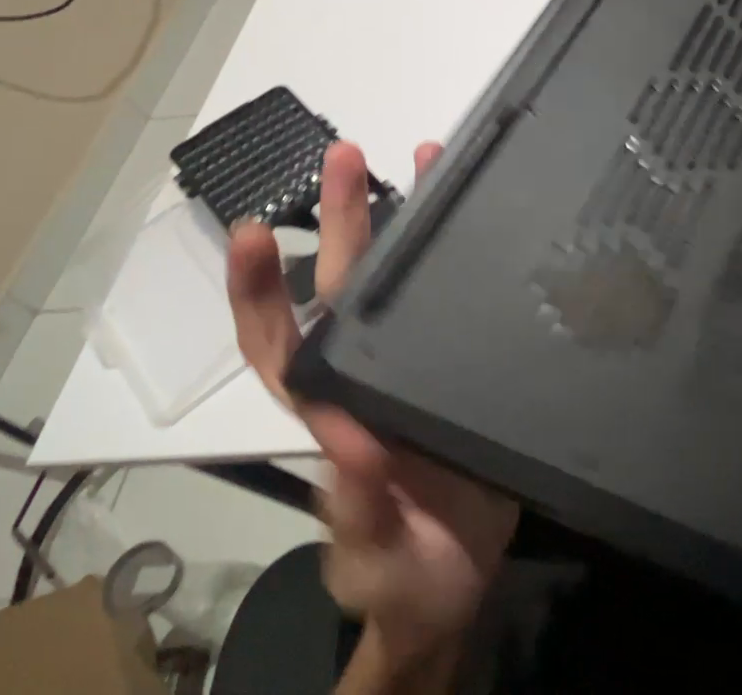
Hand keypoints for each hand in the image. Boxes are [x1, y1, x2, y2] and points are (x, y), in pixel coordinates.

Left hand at [228, 141, 518, 672]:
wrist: (455, 587)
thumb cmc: (401, 580)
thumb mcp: (377, 556)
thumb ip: (357, 507)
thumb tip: (343, 436)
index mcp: (334, 416)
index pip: (283, 346)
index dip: (261, 291)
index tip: (255, 228)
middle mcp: (370, 382)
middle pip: (345, 289)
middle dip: (342, 218)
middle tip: (350, 154)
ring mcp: (417, 374)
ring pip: (403, 287)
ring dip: (408, 222)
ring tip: (430, 159)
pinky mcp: (463, 376)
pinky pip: (456, 310)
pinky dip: (464, 263)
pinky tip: (486, 228)